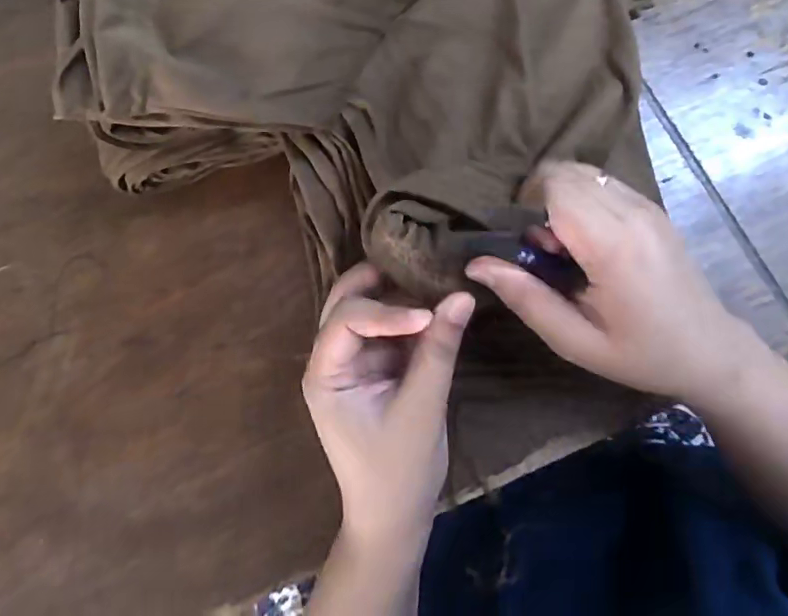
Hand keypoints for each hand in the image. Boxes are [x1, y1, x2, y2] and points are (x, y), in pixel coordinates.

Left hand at [302, 262, 473, 545]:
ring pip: (364, 306)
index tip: (427, 317)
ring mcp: (351, 360)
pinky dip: (408, 314)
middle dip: (380, 284)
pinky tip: (433, 307)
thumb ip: (439, 350)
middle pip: (345, 300)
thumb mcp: (422, 409)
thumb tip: (463, 296)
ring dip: (395, 294)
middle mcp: (330, 358)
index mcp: (324, 374)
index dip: (386, 312)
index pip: (346, 320)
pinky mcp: (374, 365)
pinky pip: (387, 326)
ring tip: (430, 283)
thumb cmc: (399, 470)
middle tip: (419, 270)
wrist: (395, 517)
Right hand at [464, 161, 766, 406]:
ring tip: (567, 243)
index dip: (528, 205)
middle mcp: (632, 212)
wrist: (711, 351)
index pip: (555, 186)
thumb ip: (526, 298)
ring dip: (561, 196)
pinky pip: (602, 181)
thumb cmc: (641, 354)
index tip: (529, 245)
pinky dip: (582, 197)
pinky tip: (590, 239)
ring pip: (583, 171)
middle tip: (546, 248)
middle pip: (565, 171)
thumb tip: (477, 264)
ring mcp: (646, 205)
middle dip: (540, 199)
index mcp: (613, 245)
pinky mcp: (652, 206)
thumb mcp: (576, 341)